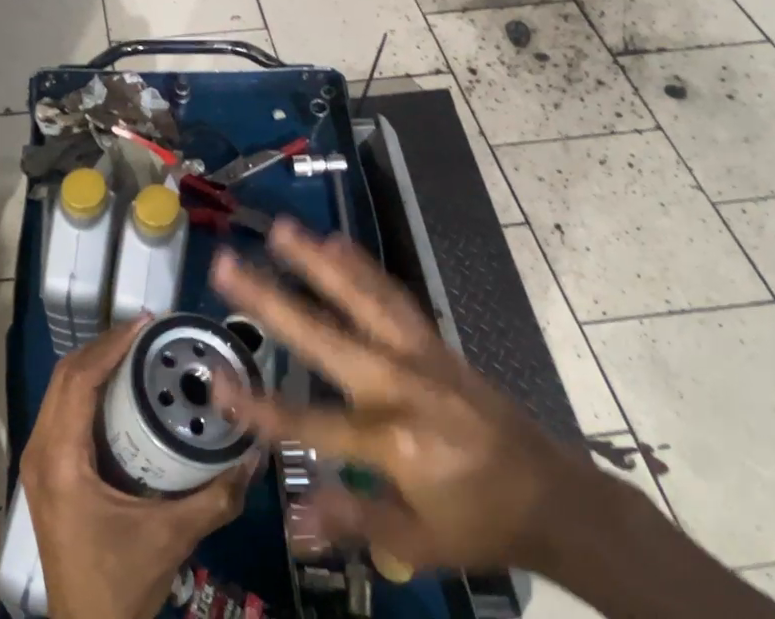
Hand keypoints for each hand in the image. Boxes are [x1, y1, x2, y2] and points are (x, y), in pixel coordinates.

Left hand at [21, 315, 255, 618]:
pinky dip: (88, 390)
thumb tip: (254, 452)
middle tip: (149, 334)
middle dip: (105, 348)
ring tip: (139, 351)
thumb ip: (217, 495)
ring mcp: (38, 460)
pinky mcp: (45, 470)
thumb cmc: (121, 580)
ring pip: (60, 392)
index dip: (111, 346)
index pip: (78, 381)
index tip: (147, 325)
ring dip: (95, 366)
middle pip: (65, 377)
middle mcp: (40, 450)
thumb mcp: (173, 536)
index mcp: (60, 459)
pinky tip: (122, 390)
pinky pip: (63, 411)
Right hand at [209, 220, 600, 575]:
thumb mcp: (419, 544)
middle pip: (326, 338)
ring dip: (319, 263)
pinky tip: (336, 243)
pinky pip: (395, 299)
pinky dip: (363, 268)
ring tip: (281, 230)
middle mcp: (404, 388)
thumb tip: (292, 515)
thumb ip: (354, 519)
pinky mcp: (437, 346)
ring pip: (364, 300)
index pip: (310, 424)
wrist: (559, 500)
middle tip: (227, 265)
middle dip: (271, 301)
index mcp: (396, 443)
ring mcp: (423, 358)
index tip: (215, 383)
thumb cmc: (483, 525)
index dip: (259, 407)